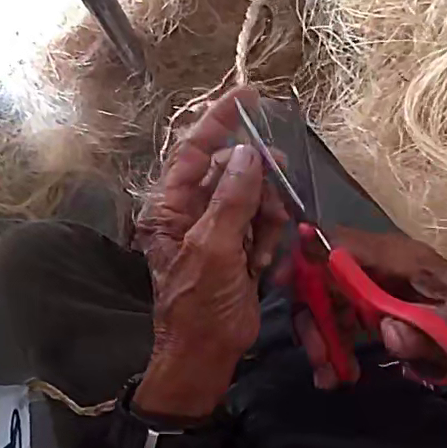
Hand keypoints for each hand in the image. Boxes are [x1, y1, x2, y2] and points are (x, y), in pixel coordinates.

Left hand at [131, 88, 285, 420]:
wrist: (206, 354)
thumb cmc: (199, 304)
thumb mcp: (213, 250)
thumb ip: (231, 200)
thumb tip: (247, 154)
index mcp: (170, 206)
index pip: (193, 151)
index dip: (219, 121)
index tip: (247, 94)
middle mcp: (190, 210)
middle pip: (230, 172)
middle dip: (257, 184)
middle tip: (276, 200)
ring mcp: (216, 228)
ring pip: (252, 197)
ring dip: (266, 218)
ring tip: (262, 249)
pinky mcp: (237, 246)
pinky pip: (261, 224)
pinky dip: (269, 240)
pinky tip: (262, 265)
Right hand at [299, 227, 446, 404]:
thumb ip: (429, 331)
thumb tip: (384, 332)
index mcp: (401, 258)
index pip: (339, 242)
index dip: (305, 258)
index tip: (281, 286)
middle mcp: (384, 268)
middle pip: (324, 277)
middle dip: (313, 316)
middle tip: (318, 360)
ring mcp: (382, 291)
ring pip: (330, 303)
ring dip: (322, 337)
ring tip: (330, 378)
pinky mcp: (384, 314)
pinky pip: (346, 323)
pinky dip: (337, 347)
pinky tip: (341, 375)